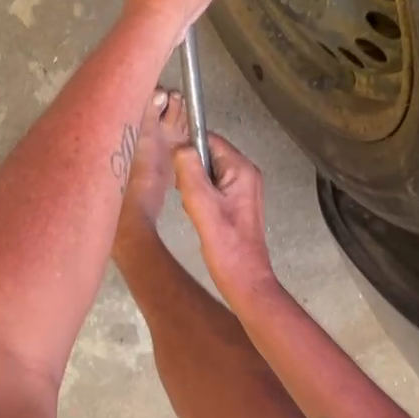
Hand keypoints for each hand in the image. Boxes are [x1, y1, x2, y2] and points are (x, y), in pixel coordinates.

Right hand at [174, 133, 277, 302]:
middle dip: (190, 168)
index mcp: (241, 169)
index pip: (210, 139)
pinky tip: (197, 213)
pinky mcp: (238, 201)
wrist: (244, 279)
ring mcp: (243, 188)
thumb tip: (180, 147)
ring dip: (193, 184)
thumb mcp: (201, 203)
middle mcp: (246, 173)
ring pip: (208, 171)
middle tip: (183, 192)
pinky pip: (212, 185)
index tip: (172, 164)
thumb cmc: (225, 244)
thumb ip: (189, 170)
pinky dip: (200, 195)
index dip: (188, 147)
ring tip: (191, 205)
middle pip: (209, 153)